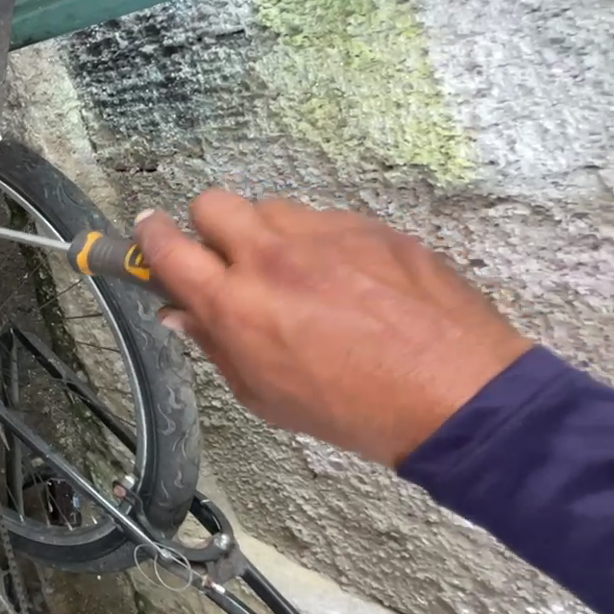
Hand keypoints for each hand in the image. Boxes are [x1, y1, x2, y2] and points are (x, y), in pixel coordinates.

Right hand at [135, 191, 532, 467]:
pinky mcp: (375, 231)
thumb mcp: (260, 392)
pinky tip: (352, 278)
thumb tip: (180, 312)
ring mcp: (326, 238)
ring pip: (272, 208)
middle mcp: (270, 260)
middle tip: (232, 255)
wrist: (464, 403)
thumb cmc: (349, 408)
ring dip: (272, 233)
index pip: (165, 246)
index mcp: (233, 303)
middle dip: (212, 225)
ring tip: (300, 268)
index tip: (150, 230)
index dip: (149, 233)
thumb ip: (213, 344)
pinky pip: (329, 220)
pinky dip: (326, 243)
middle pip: (212, 204)